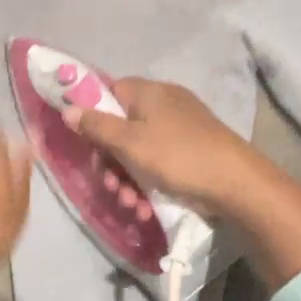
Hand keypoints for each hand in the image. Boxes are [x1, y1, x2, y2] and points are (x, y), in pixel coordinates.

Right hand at [63, 78, 280, 216]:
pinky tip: (146, 208)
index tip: (86, 144)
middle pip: (121, 129)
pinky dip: (148, 185)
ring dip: (127, 182)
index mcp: (146, 92)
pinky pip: (158, 165)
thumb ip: (97, 126)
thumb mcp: (129, 143)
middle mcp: (162, 104)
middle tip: (109, 186)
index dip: (93, 116)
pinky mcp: (189, 152)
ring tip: (130, 205)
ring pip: (138, 153)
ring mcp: (178, 128)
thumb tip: (68, 108)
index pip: (108, 92)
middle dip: (110, 163)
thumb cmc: (176, 155)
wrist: (232, 181)